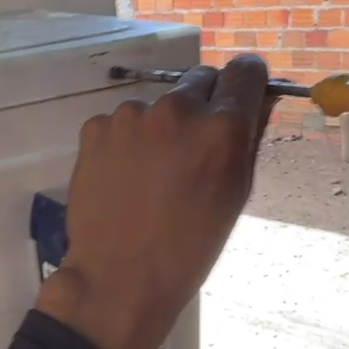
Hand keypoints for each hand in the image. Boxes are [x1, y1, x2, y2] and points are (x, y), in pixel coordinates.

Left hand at [36, 55, 270, 348]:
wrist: (119, 275)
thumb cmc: (188, 246)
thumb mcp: (234, 195)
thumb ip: (244, 140)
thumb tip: (253, 103)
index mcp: (221, 128)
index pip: (244, 73)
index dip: (245, 81)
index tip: (239, 90)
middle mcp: (176, 110)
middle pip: (198, 81)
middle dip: (201, 104)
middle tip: (190, 145)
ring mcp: (130, 117)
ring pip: (154, 107)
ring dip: (157, 127)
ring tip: (148, 173)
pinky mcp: (95, 128)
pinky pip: (118, 124)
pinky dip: (123, 141)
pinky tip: (120, 176)